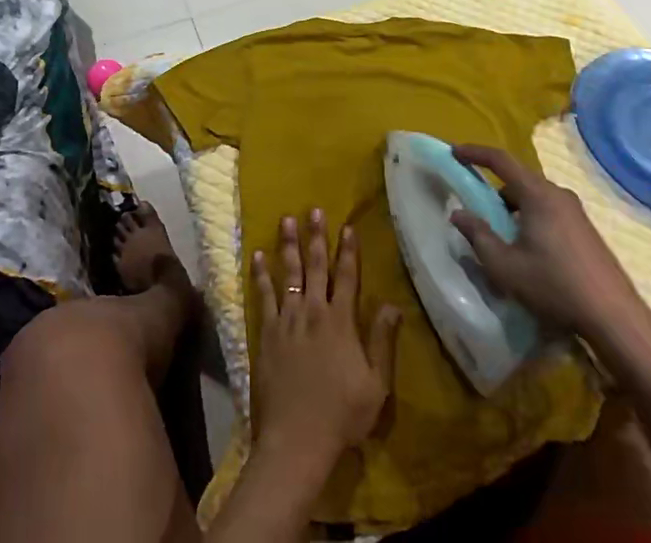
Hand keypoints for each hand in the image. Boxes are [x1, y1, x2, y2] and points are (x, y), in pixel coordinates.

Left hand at [250, 210, 400, 461]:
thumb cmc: (342, 415)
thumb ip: (383, 341)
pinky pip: (263, 298)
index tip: (347, 226)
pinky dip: (260, 276)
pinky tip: (257, 257)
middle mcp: (313, 313)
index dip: (348, 251)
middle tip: (314, 210)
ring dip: (288, 246)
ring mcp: (287, 322)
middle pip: (316, 268)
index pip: (347, 277)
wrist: (296, 440)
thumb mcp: (377, 384)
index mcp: (341, 323)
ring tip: (287, 220)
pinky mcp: (266, 335)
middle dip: (317, 237)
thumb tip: (393, 304)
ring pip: (288, 275)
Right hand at [448, 146, 650, 341]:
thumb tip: (458, 214)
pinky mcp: (584, 228)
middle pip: (518, 180)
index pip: (501, 161)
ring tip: (501, 237)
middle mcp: (558, 194)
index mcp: (538, 195)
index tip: (454, 151)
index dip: (475, 153)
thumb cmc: (553, 286)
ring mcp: (575, 210)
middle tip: (476, 212)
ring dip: (512, 208)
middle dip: (494, 191)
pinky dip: (529, 217)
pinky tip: (526, 249)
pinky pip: (548, 210)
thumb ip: (478, 235)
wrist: (611, 314)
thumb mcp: (505, 265)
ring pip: (534, 197)